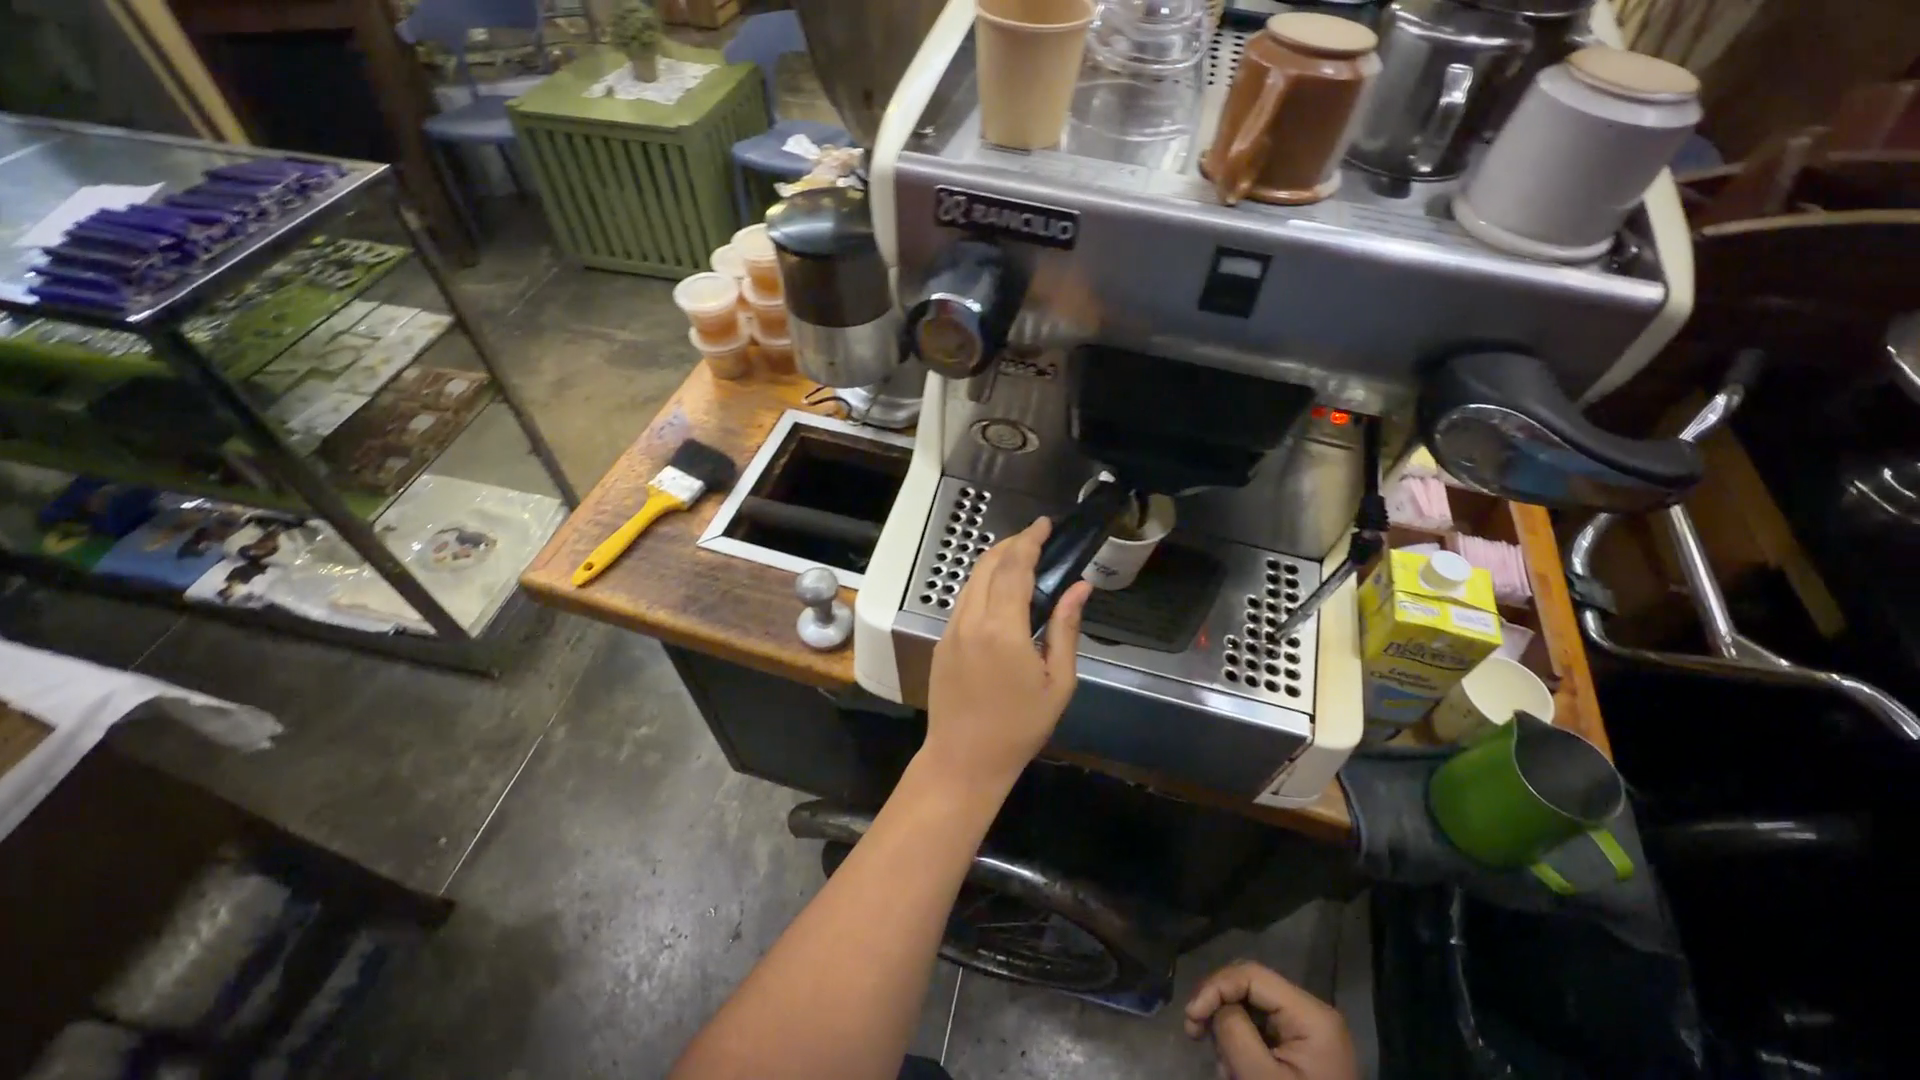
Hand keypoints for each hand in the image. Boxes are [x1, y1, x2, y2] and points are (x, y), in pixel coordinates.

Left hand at [924, 517, 1091, 788]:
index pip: (1015, 568)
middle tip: (1037, 538)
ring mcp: (951, 631)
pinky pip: (963, 602)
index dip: (1030, 540)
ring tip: (1021, 560)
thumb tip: (1080, 587)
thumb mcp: (1058, 682)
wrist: (964, 759)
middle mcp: (971, 621)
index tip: (1045, 524)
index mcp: (1003, 629)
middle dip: (1012, 544)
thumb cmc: (1020, 727)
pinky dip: (982, 585)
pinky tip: (1000, 593)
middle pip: (987, 565)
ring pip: (971, 581)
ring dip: (995, 563)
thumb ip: (1067, 629)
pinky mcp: (942, 643)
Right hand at [1185, 962, 1357, 1079]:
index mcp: (1310, 1015)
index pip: (1251, 975)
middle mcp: (1311, 1012)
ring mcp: (1307, 1030)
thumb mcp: (1262, 1079)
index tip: (1190, 1017)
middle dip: (1218, 1007)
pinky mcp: (1300, 1047)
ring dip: (1228, 1030)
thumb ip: (1235, 1033)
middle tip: (1194, 1034)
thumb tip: (1215, 1006)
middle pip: (1250, 987)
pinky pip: (1261, 1029)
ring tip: (1224, 1067)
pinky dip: (1241, 1044)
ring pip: (1251, 1007)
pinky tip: (1235, 1070)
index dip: (1215, 987)